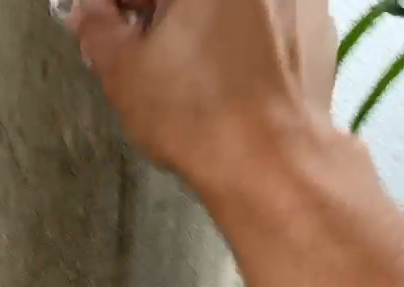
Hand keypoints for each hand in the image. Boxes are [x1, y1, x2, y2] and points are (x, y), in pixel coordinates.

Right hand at [64, 0, 339, 192]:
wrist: (266, 156)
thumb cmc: (194, 114)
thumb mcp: (123, 73)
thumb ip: (98, 32)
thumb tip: (88, 13)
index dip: (116, 7)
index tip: (102, 26)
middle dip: (157, 17)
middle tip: (138, 55)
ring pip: (226, 8)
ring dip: (197, 28)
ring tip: (182, 78)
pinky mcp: (316, 22)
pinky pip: (264, 21)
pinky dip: (237, 42)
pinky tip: (222, 82)